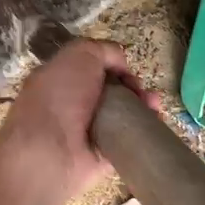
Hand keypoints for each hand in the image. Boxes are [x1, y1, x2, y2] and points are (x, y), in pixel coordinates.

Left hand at [0, 39, 157, 202]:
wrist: (49, 152)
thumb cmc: (59, 96)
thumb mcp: (78, 55)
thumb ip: (101, 50)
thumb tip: (121, 64)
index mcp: (59, 79)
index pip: (91, 68)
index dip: (113, 66)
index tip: (125, 71)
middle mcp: (72, 103)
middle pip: (111, 90)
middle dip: (132, 87)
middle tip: (142, 91)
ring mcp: (88, 130)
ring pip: (123, 113)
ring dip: (143, 105)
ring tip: (154, 105)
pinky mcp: (104, 154)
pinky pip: (129, 137)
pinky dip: (145, 128)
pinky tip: (155, 120)